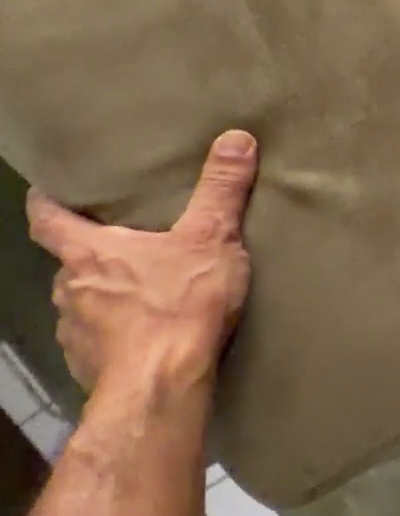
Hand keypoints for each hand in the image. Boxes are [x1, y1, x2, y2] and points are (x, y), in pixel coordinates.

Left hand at [26, 130, 258, 394]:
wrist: (159, 378)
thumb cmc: (179, 301)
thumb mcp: (212, 237)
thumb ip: (221, 190)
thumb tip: (235, 137)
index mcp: (88, 254)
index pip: (48, 220)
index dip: (48, 202)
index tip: (51, 190)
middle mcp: (68, 287)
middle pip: (72, 260)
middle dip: (97, 250)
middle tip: (131, 239)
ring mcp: (73, 327)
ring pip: (85, 297)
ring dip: (109, 289)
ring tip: (147, 286)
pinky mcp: (87, 359)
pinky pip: (99, 333)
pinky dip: (118, 324)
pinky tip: (148, 327)